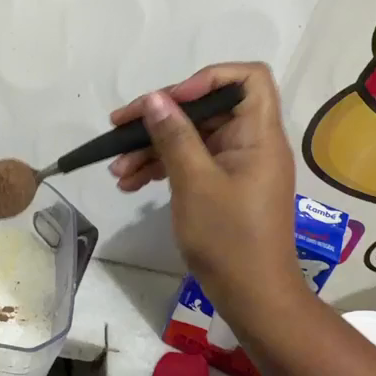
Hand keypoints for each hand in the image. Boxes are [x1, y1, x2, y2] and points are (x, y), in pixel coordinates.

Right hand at [109, 63, 299, 301]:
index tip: (170, 102)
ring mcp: (236, 166)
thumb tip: (155, 98)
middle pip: (207, 108)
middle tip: (120, 128)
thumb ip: (174, 136)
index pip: (248, 78)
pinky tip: (130, 184)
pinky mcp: (223, 186)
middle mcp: (251, 143)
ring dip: (152, 146)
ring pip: (192, 137)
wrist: (253, 297)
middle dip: (161, 117)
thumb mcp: (194, 183)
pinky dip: (161, 167)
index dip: (207, 79)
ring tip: (116, 169)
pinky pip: (190, 162)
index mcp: (258, 135)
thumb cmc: (229, 238)